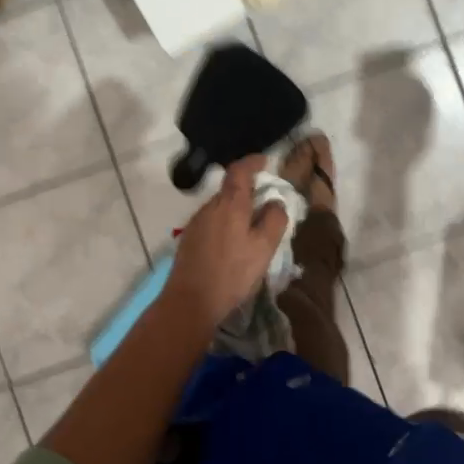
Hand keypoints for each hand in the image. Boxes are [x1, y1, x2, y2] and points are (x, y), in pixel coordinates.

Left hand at [162, 155, 289, 327]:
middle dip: (247, 190)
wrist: (189, 302)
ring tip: (251, 229)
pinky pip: (211, 223)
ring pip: (220, 208)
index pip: (239, 170)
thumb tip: (275, 202)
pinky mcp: (188, 240)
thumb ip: (274, 220)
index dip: (252, 162)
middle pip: (229, 189)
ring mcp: (196, 224)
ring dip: (236, 210)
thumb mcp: (263, 248)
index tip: (265, 161)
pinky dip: (225, 224)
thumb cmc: (231, 273)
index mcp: (230, 204)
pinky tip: (231, 246)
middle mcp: (209, 207)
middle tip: (265, 203)